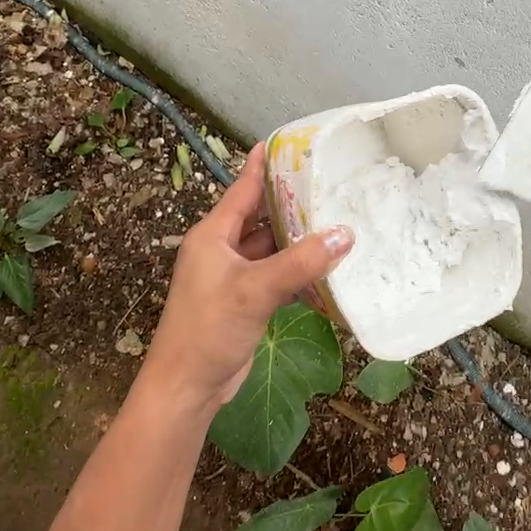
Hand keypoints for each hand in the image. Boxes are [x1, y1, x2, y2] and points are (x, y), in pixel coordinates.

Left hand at [143, 144, 353, 409]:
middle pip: (260, 216)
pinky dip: (297, 270)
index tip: (287, 141)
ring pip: (270, 247)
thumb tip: (345, 234)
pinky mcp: (243, 301)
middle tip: (329, 182)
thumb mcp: (256, 290)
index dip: (263, 164)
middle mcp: (220, 250)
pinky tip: (326, 269)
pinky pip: (275, 274)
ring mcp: (232, 277)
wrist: (185, 389)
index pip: (242, 188)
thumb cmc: (208, 329)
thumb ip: (302, 262)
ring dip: (298, 239)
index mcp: (213, 235)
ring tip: (336, 220)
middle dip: (292, 202)